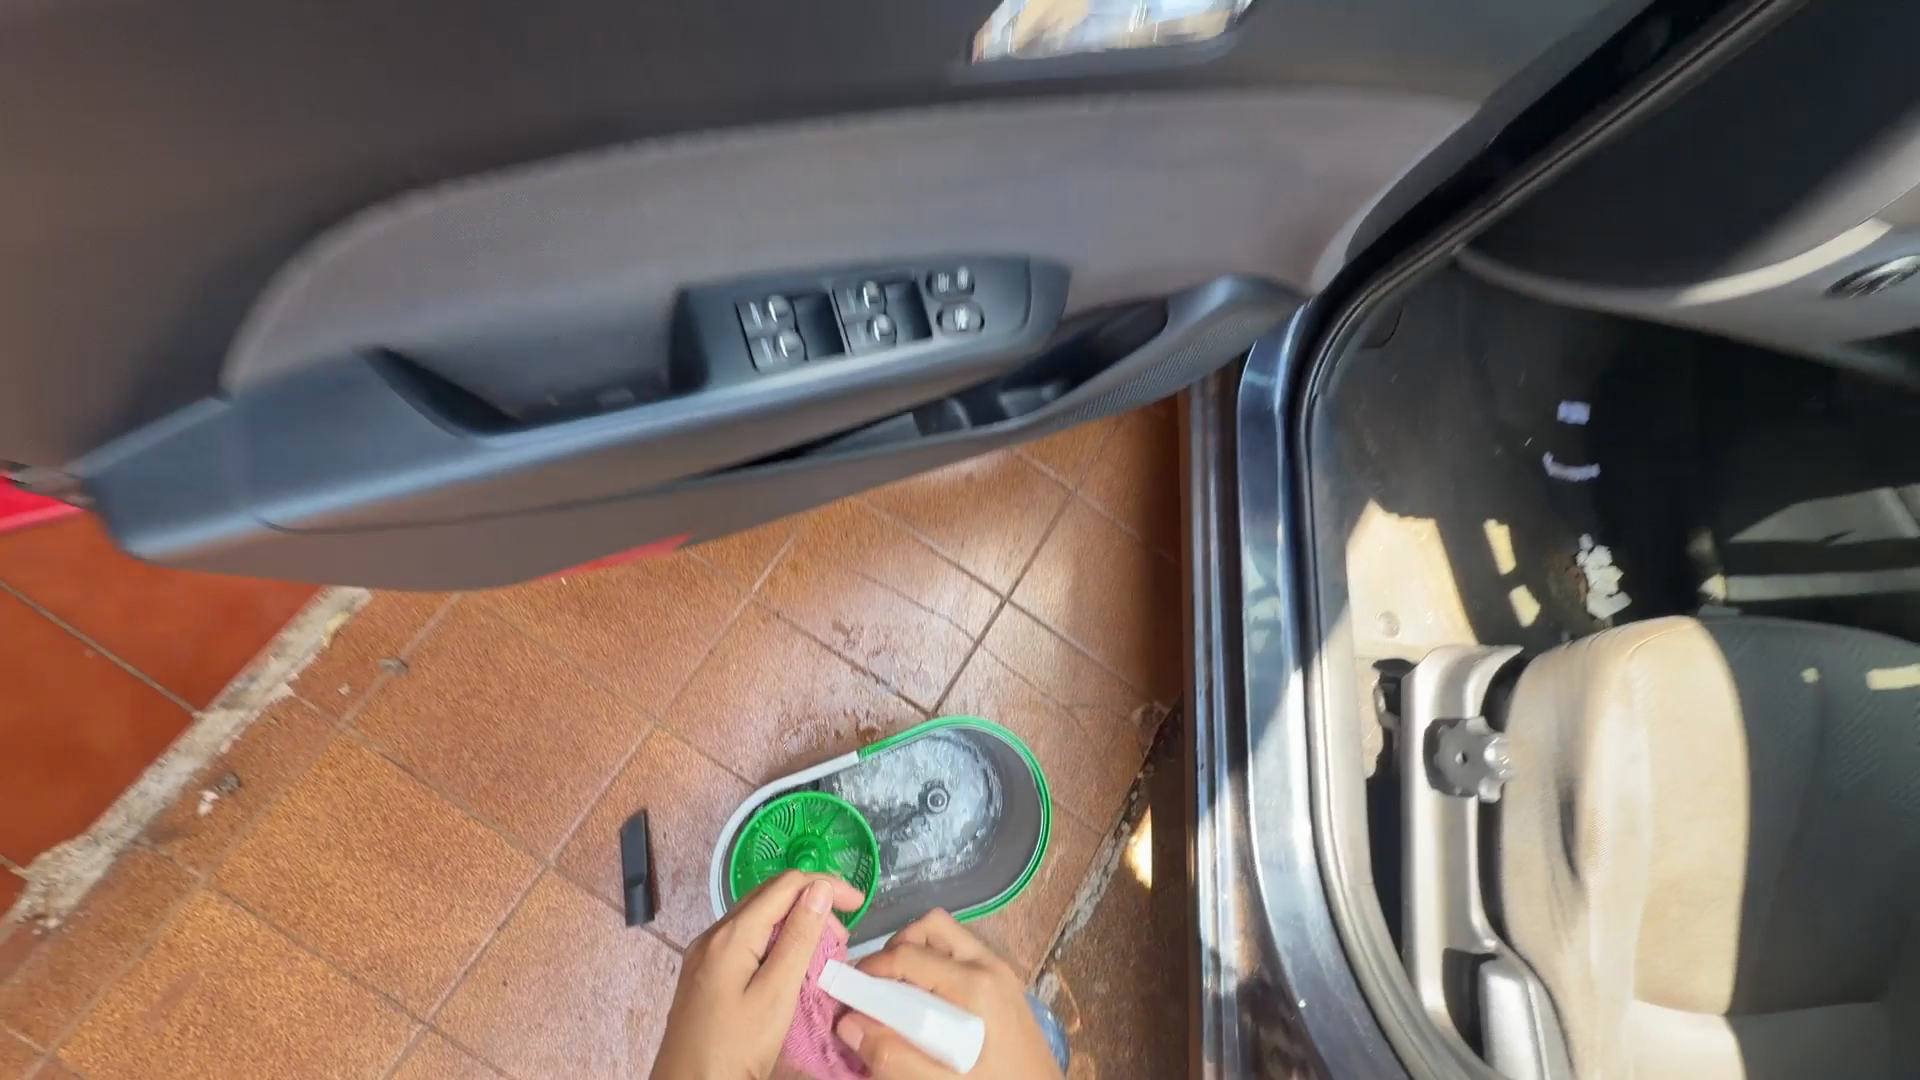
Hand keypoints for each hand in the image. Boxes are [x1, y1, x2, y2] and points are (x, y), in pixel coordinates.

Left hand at [650, 871, 865, 1079]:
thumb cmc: (733, 1052)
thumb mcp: (775, 996)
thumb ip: (799, 938)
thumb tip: (820, 887)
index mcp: (731, 934)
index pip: (786, 885)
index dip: (826, 885)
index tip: (858, 903)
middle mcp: (714, 935)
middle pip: (771, 896)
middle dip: (812, 904)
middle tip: (842, 938)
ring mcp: (705, 956)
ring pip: (759, 918)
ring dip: (796, 924)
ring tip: (823, 954)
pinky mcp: (704, 976)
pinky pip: (747, 941)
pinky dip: (776, 942)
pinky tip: (791, 967)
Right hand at [837, 910, 1064, 1079]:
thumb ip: (896, 1057)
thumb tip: (849, 1024)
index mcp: (975, 985)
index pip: (909, 956)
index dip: (870, 970)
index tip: (845, 990)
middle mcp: (989, 964)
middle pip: (932, 927)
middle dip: (896, 947)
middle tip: (874, 986)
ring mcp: (1000, 970)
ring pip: (947, 935)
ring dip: (917, 953)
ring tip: (896, 995)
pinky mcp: (1004, 983)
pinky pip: (961, 954)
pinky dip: (936, 964)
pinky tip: (925, 1004)